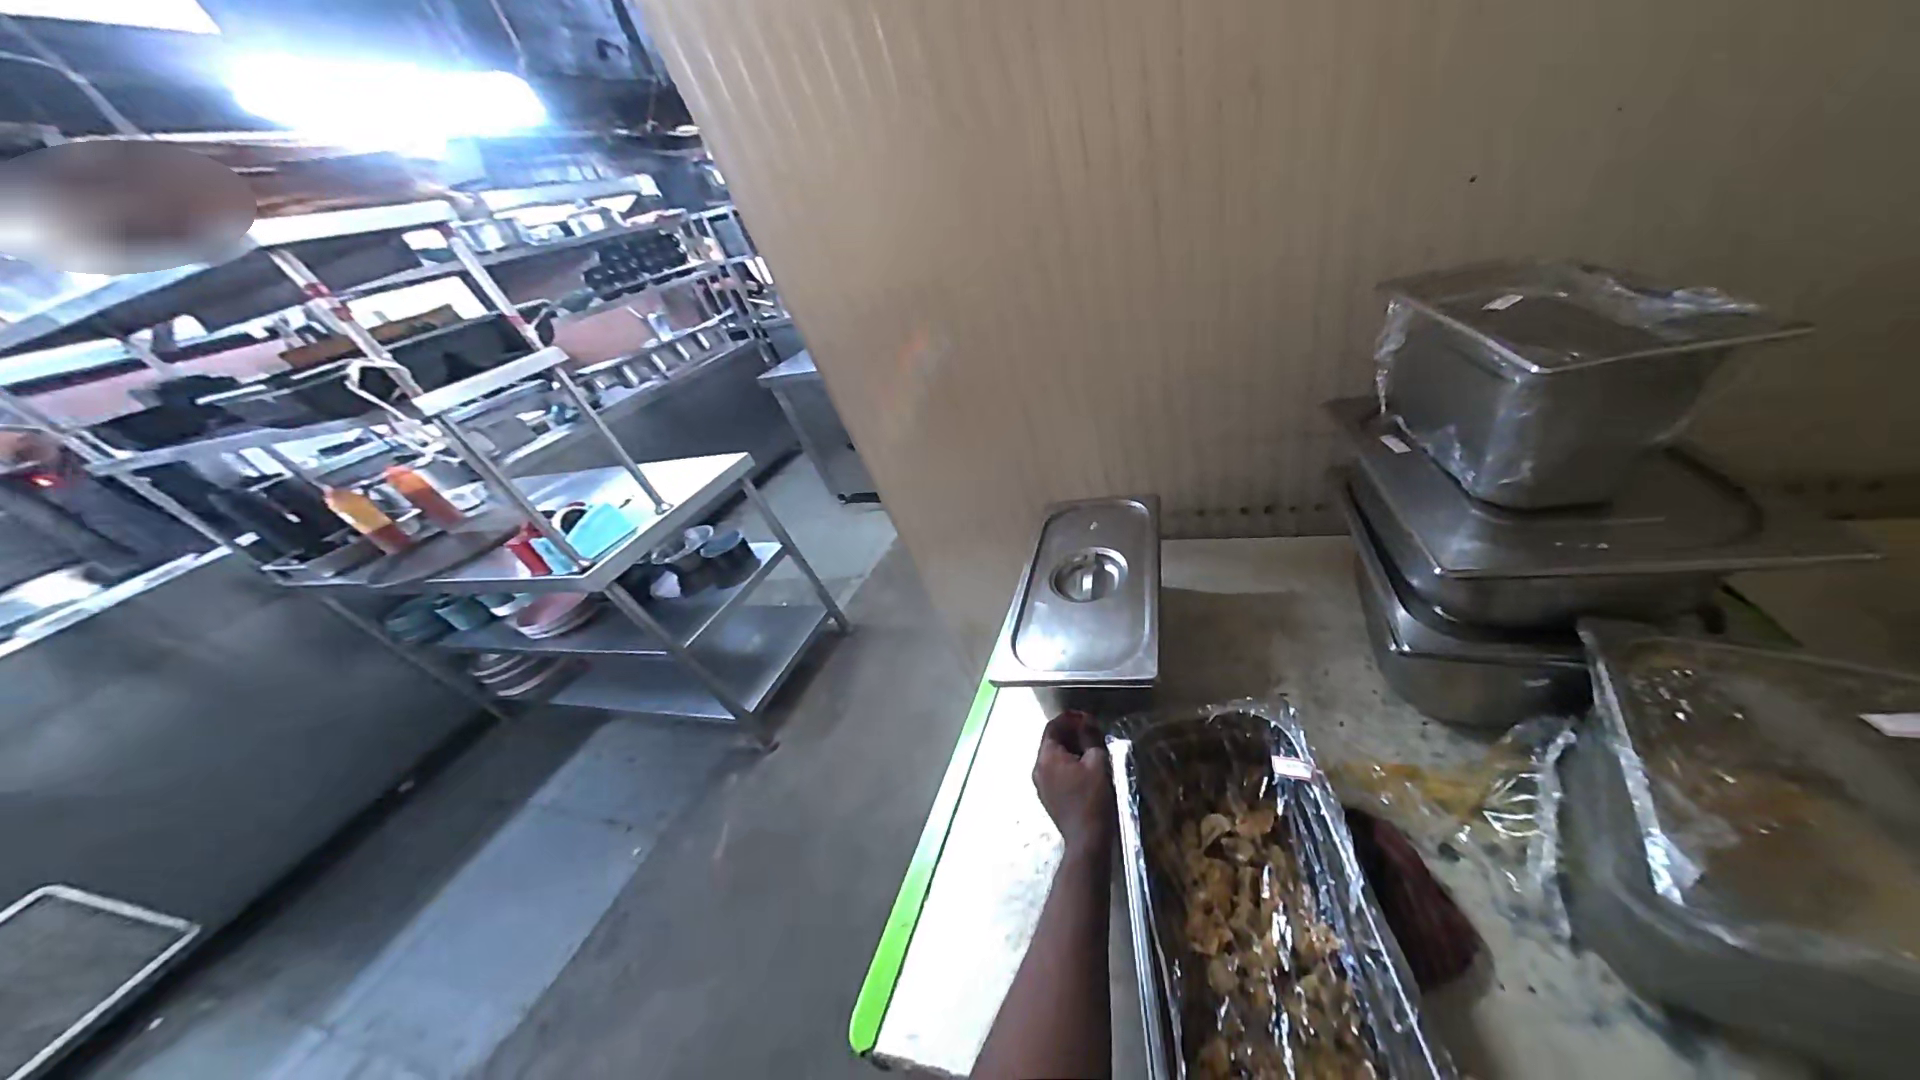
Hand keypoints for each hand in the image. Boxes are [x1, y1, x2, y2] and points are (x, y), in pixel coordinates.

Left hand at [1033, 711, 1114, 856]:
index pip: (1052, 727)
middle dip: (1070, 733)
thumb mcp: (1097, 763)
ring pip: (1053, 757)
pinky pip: (1055, 772)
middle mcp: (1038, 768)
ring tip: (1090, 747)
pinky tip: (1084, 767)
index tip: (1086, 717)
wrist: (1086, 839)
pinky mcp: (1047, 796)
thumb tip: (1087, 720)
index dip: (1069, 718)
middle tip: (1090, 731)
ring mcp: (1040, 784)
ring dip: (1069, 748)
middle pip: (1051, 741)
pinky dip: (1067, 764)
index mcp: (1047, 757)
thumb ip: (1090, 737)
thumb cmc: (1093, 798)